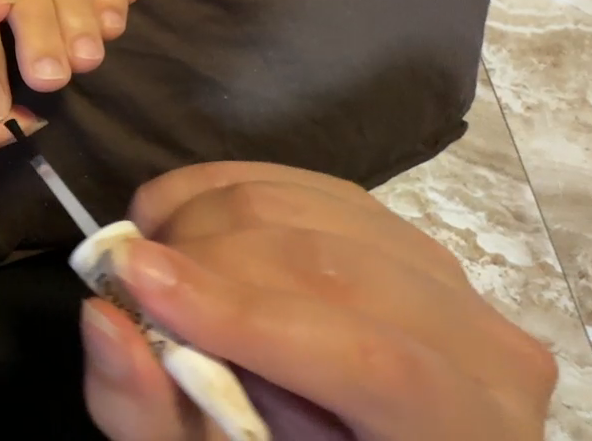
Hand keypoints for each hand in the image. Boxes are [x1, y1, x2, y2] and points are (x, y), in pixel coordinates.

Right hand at [82, 163, 557, 440]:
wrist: (338, 439)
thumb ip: (146, 412)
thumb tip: (104, 315)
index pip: (375, 366)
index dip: (244, 315)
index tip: (134, 279)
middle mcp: (487, 349)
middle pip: (329, 268)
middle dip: (201, 261)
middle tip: (129, 281)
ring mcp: (442, 272)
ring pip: (295, 206)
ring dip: (194, 222)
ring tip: (155, 267)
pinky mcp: (386, 221)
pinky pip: (283, 178)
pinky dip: (204, 189)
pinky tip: (175, 226)